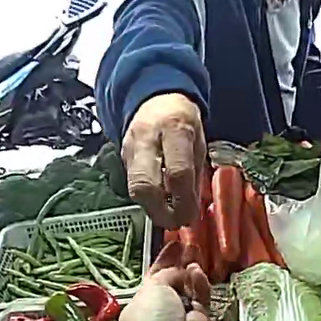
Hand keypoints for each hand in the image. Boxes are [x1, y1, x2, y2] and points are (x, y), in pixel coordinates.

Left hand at [118, 242, 211, 320]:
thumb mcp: (151, 289)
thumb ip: (165, 274)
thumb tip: (179, 271)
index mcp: (141, 303)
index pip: (153, 277)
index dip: (164, 260)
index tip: (174, 243)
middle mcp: (160, 310)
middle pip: (173, 282)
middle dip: (180, 263)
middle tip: (190, 244)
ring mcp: (181, 317)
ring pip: (190, 289)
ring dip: (192, 272)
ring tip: (196, 252)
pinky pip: (202, 299)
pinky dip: (200, 285)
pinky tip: (198, 273)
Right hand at [121, 93, 204, 228]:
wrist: (154, 98)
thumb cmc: (181, 121)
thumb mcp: (198, 142)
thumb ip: (194, 175)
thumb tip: (191, 210)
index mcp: (174, 128)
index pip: (177, 173)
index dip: (183, 201)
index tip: (190, 216)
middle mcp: (147, 138)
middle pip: (145, 184)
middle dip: (160, 211)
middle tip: (174, 222)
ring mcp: (130, 149)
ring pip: (134, 189)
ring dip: (152, 209)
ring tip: (167, 215)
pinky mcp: (122, 158)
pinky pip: (133, 185)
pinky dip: (147, 199)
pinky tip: (158, 202)